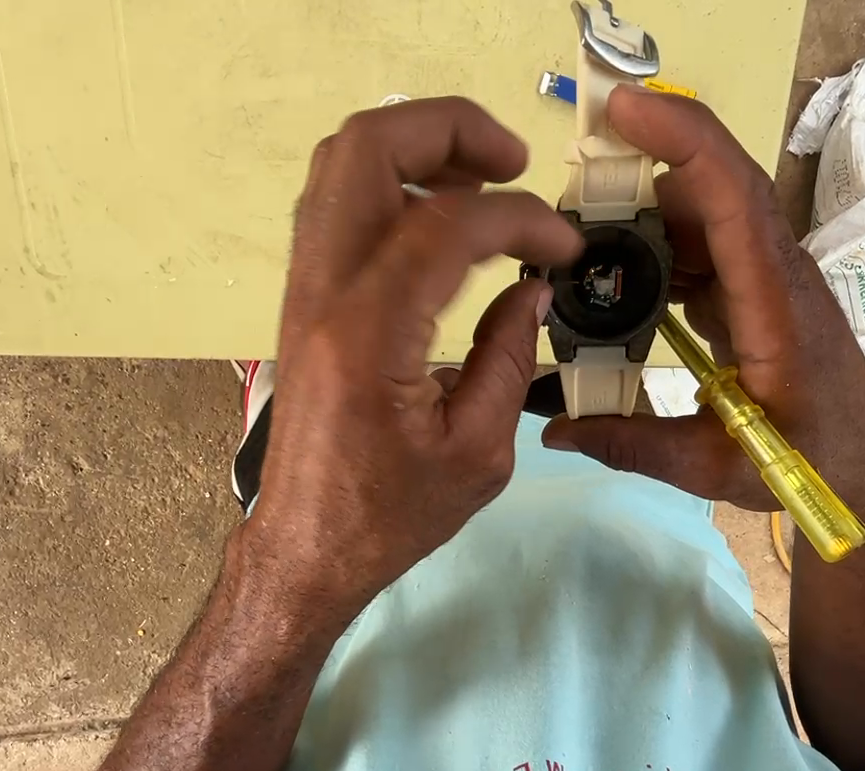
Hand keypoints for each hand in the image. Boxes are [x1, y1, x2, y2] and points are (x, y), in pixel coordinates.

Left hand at [236, 97, 583, 613]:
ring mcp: (302, 293)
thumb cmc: (392, 517)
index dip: (518, 219)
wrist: (307, 547)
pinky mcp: (302, 304)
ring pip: (341, 166)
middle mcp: (322, 294)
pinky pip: (337, 209)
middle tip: (512, 163)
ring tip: (481, 183)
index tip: (562, 247)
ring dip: (414, 151)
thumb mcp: (478, 453)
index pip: (447, 225)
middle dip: (449, 130)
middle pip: (365, 148)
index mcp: (370, 335)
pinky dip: (390, 190)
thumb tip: (530, 290)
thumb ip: (509, 359)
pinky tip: (439, 227)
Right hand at [542, 89, 864, 539]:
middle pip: (714, 192)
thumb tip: (555, 430)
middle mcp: (773, 276)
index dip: (681, 142)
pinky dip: (661, 251)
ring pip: (708, 219)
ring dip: (649, 213)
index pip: (731, 197)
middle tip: (574, 187)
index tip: (623, 111)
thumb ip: (632, 444)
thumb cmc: (808, 467)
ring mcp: (766, 284)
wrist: (861, 472)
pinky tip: (621, 273)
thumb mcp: (712, 465)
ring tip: (584, 230)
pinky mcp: (757, 299)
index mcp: (772, 305)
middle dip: (646, 169)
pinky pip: (707, 254)